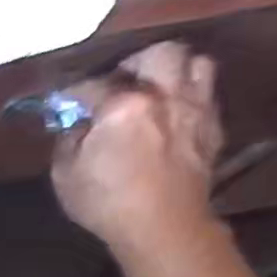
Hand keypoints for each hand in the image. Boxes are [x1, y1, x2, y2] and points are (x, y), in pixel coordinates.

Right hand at [52, 42, 225, 257]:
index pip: (94, 85)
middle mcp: (166, 96)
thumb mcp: (65, 173)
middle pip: (163, 53)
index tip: (63, 99)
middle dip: (136, 61)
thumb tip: (77, 124)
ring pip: (197, 63)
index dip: (74, 91)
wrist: (161, 223)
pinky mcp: (213, 125)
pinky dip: (186, 93)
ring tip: (152, 88)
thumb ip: (70, 140)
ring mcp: (196, 108)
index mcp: (124, 107)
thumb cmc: (103, 200)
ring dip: (172, 70)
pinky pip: (205, 92)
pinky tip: (168, 112)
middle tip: (119, 79)